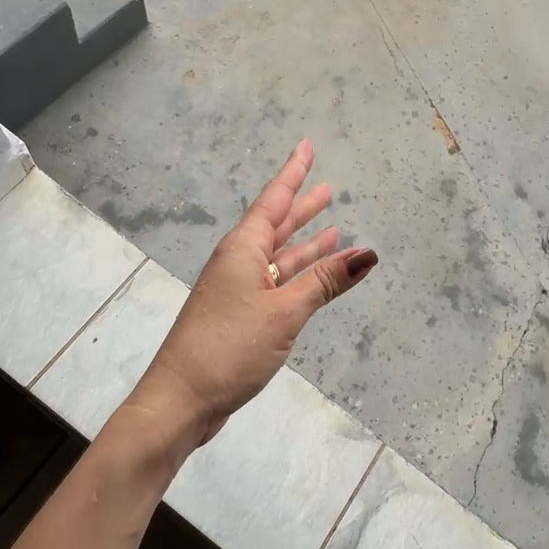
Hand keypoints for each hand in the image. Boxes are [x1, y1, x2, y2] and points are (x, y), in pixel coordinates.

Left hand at [130, 140, 376, 447]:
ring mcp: (238, 290)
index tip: (306, 147)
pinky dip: (299, 274)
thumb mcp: (284, 311)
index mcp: (243, 250)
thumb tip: (368, 253)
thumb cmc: (229, 346)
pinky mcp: (240, 315)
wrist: (180, 401)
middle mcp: (239, 262)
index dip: (293, 173)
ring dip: (304, 243)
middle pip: (276, 225)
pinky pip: (277, 281)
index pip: (274, 200)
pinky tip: (317, 275)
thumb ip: (325, 282)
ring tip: (332, 227)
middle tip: (327, 186)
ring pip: (278, 256)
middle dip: (301, 207)